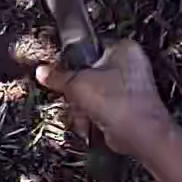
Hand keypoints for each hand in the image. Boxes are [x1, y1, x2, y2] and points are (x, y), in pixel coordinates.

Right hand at [35, 40, 174, 153]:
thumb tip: (42, 71)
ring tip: (84, 112)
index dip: (73, 61)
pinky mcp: (124, 107)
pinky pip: (98, 107)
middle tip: (74, 96)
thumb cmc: (118, 103)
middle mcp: (130, 65)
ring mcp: (128, 87)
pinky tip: (90, 122)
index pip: (90, 47)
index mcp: (124, 49)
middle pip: (87, 73)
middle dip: (76, 90)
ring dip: (81, 106)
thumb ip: (57, 76)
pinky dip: (90, 116)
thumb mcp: (77, 84)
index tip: (62, 71)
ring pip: (91, 92)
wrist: (139, 135)